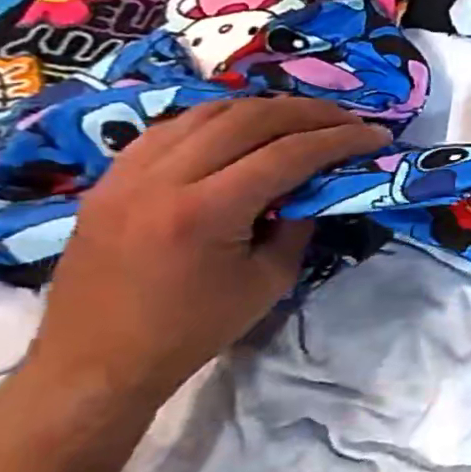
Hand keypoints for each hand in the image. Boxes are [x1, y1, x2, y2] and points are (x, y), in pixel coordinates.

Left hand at [25, 97, 389, 415]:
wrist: (96, 362)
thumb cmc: (193, 330)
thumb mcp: (269, 281)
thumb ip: (298, 224)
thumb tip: (318, 186)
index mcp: (205, 212)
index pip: (287, 154)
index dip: (339, 140)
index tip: (375, 135)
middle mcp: (163, 179)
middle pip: (249, 119)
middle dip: (309, 113)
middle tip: (348, 119)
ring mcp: (128, 173)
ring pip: (209, 112)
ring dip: (265, 109)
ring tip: (303, 117)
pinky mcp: (111, 177)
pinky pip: (173, 127)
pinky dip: (219, 119)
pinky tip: (244, 129)